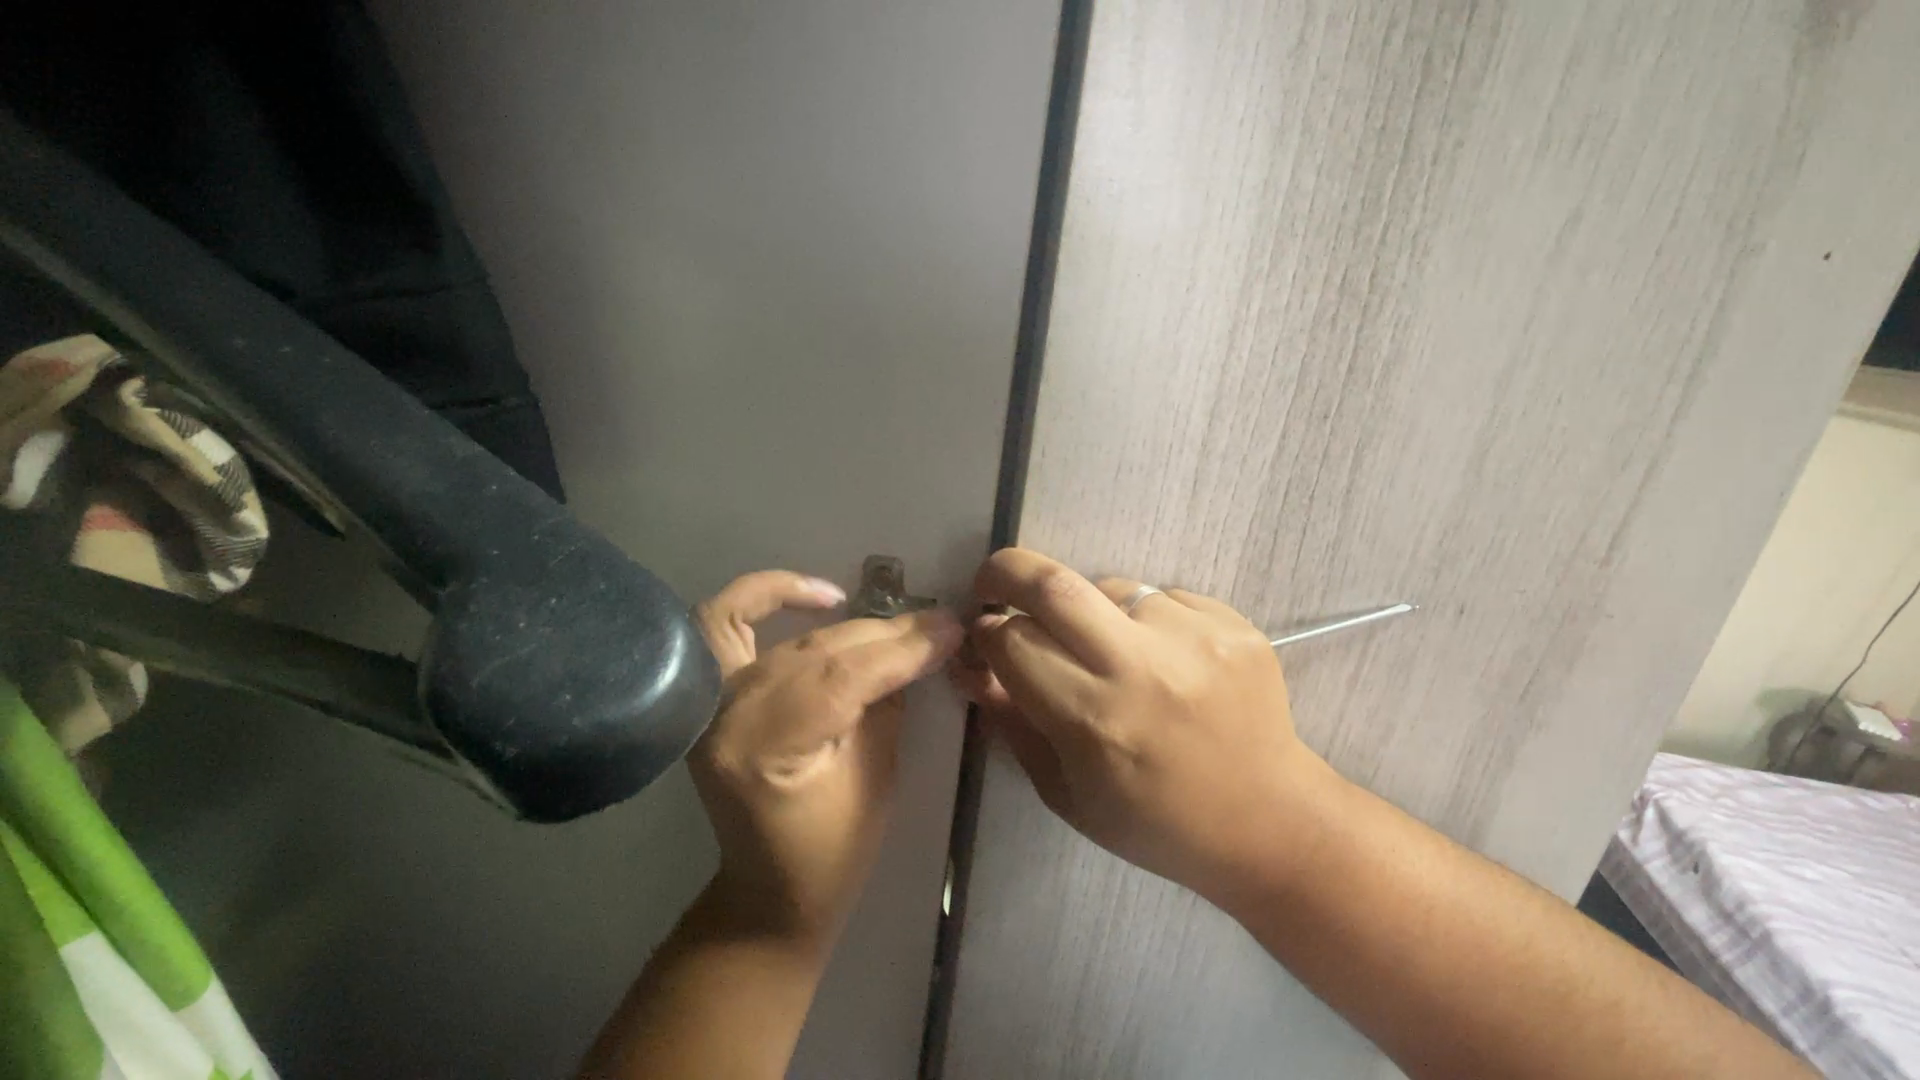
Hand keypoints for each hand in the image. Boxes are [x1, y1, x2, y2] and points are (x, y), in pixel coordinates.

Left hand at [691, 571, 962, 943]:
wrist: (766, 890)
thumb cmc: (831, 853)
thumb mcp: (876, 781)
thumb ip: (889, 703)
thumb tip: (922, 642)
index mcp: (765, 750)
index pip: (841, 677)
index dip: (903, 649)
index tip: (952, 627)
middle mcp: (725, 716)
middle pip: (815, 651)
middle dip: (886, 635)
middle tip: (939, 625)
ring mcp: (708, 700)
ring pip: (787, 637)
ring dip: (847, 624)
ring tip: (893, 621)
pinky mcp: (707, 692)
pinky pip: (726, 622)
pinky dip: (767, 595)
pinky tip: (821, 597)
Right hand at [951, 549, 1329, 903]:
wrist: (1268, 820)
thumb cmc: (1155, 823)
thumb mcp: (1066, 792)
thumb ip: (1013, 722)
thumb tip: (971, 665)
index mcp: (1094, 721)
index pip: (1013, 642)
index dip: (987, 633)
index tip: (984, 635)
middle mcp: (1142, 668)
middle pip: (1053, 585)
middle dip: (1007, 572)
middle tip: (995, 583)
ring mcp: (1194, 639)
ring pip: (1110, 587)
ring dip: (1088, 609)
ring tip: (1108, 651)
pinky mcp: (1231, 624)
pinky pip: (1161, 597)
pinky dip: (1143, 619)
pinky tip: (1163, 660)